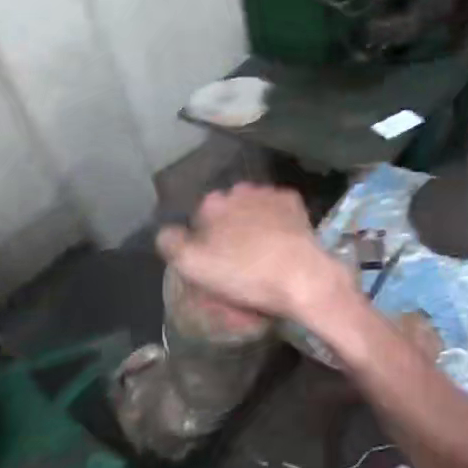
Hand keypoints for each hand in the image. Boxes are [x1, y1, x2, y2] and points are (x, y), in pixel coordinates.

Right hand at [156, 183, 354, 322]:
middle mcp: (238, 190)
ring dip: (253, 222)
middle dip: (229, 228)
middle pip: (226, 211)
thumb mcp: (194, 266)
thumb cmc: (245, 274)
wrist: (301, 276)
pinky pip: (278, 209)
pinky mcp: (294, 203)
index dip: (204, 241)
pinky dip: (276, 221)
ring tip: (262, 252)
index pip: (199, 219)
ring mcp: (268, 194)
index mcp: (211, 204)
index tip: (214, 262)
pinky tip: (281, 241)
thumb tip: (166, 231)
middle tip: (238, 259)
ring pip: (252, 207)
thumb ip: (171, 244)